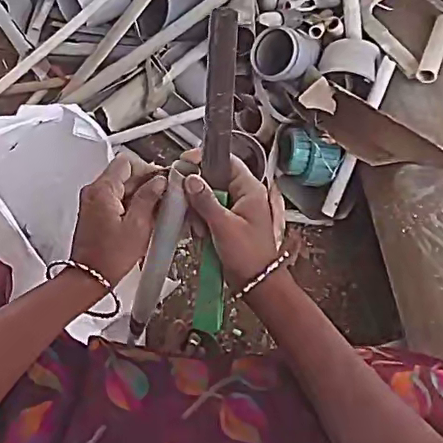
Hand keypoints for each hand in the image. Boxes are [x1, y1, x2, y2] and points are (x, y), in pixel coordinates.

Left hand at [69, 152, 168, 285]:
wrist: (90, 277)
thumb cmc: (109, 257)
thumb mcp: (138, 226)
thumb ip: (149, 198)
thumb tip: (159, 181)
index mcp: (102, 190)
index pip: (127, 163)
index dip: (147, 169)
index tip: (160, 182)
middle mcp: (94, 192)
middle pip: (124, 174)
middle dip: (145, 184)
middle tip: (162, 198)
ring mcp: (92, 202)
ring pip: (121, 187)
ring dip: (139, 195)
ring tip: (153, 212)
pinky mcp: (95, 213)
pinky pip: (116, 200)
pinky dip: (130, 205)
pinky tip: (142, 220)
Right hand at [183, 157, 285, 289]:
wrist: (256, 284)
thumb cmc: (249, 256)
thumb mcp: (224, 226)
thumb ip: (205, 201)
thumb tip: (191, 179)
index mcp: (250, 190)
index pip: (227, 161)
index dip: (205, 159)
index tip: (186, 161)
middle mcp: (244, 195)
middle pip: (214, 178)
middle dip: (198, 191)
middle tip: (187, 200)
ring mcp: (235, 209)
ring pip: (208, 196)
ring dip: (198, 209)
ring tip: (200, 227)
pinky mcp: (227, 222)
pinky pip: (208, 212)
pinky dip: (201, 220)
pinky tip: (201, 233)